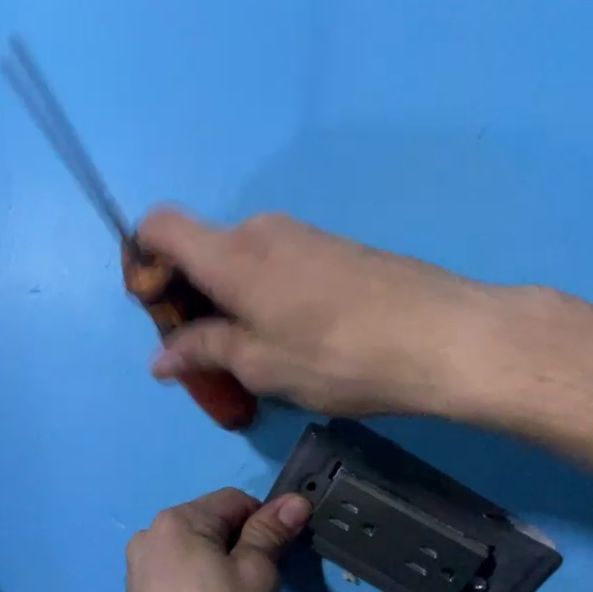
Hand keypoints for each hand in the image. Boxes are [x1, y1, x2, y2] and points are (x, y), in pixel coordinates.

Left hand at [110, 487, 312, 591]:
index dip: (266, 522)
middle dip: (244, 552)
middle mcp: (148, 537)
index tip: (284, 554)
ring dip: (225, 574)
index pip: (232, 501)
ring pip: (197, 557)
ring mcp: (138, 572)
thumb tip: (294, 501)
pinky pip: (180, 581)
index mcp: (174, 522)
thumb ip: (271, 534)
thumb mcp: (258, 578)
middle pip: (212, 528)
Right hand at [137, 207, 503, 419]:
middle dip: (185, 298)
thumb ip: (202, 351)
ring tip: (251, 358)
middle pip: (196, 250)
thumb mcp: (260, 364)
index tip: (159, 310)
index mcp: (227, 254)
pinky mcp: (330, 248)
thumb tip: (160, 357)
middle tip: (203, 356)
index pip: (158, 227)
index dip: (142, 261)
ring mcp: (298, 235)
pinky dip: (260, 297)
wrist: (449, 336)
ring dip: (225, 302)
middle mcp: (256, 232)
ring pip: (236, 262)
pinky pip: (271, 265)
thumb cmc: (338, 354)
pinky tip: (291, 341)